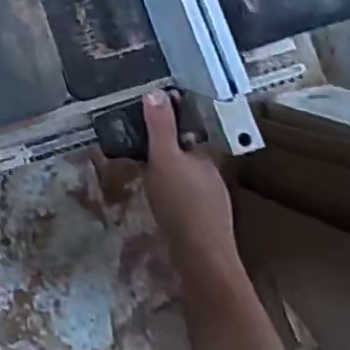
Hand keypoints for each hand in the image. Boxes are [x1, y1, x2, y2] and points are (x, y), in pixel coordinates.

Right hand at [143, 89, 239, 284]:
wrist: (202, 257)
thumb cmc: (181, 203)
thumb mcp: (163, 159)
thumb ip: (159, 127)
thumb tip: (155, 91)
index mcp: (205, 156)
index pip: (188, 131)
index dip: (169, 122)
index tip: (146, 116)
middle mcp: (212, 174)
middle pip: (186, 153)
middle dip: (166, 147)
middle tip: (137, 142)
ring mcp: (211, 199)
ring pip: (187, 176)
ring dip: (168, 170)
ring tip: (143, 169)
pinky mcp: (205, 220)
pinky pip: (186, 195)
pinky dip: (172, 191)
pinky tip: (159, 199)